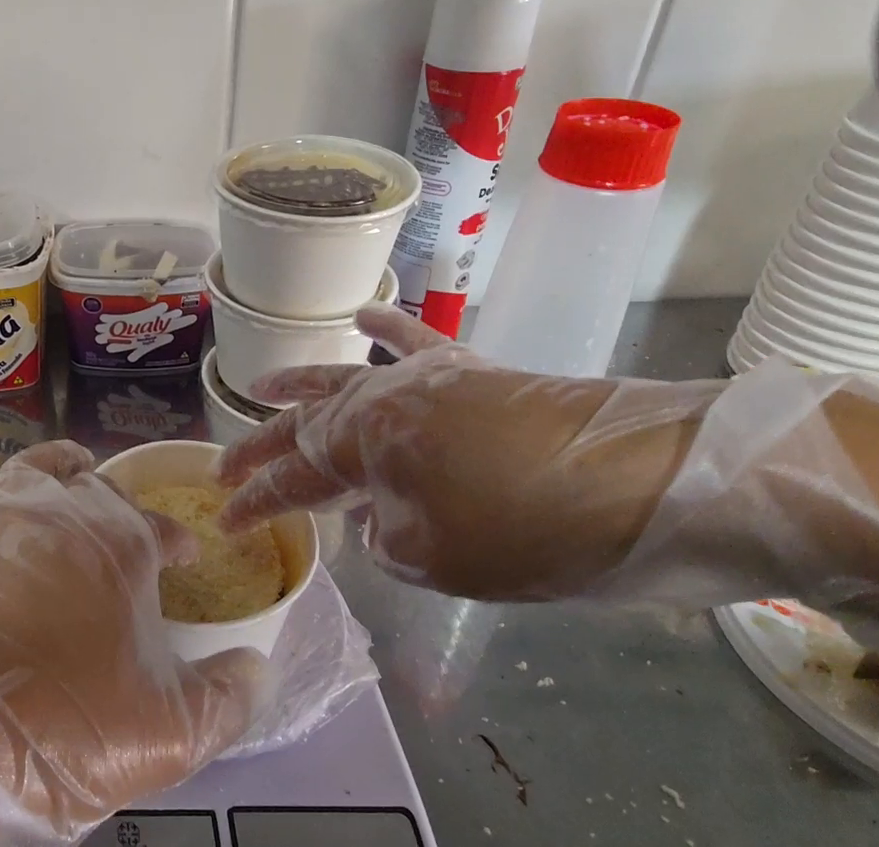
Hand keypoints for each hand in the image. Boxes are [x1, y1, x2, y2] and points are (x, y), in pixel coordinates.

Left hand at [0, 375, 270, 835]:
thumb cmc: (71, 728)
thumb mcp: (175, 731)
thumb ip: (230, 694)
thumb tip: (258, 665)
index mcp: (122, 543)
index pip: (161, 529)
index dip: (175, 543)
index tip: (184, 559)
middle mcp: (62, 509)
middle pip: (98, 493)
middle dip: (118, 509)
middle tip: (124, 539)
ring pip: (35, 468)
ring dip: (60, 466)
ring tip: (73, 467)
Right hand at [216, 306, 878, 609]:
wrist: (653, 476)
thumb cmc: (534, 528)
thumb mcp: (442, 558)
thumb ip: (389, 539)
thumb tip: (377, 517)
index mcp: (365, 444)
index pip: (293, 479)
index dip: (257, 501)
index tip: (225, 519)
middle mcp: (382, 402)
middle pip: (306, 426)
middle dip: (262, 450)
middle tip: (225, 469)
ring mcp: (428, 380)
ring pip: (346, 380)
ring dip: (302, 387)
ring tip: (265, 387)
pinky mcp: (473, 373)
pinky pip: (418, 344)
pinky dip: (387, 333)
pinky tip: (365, 320)